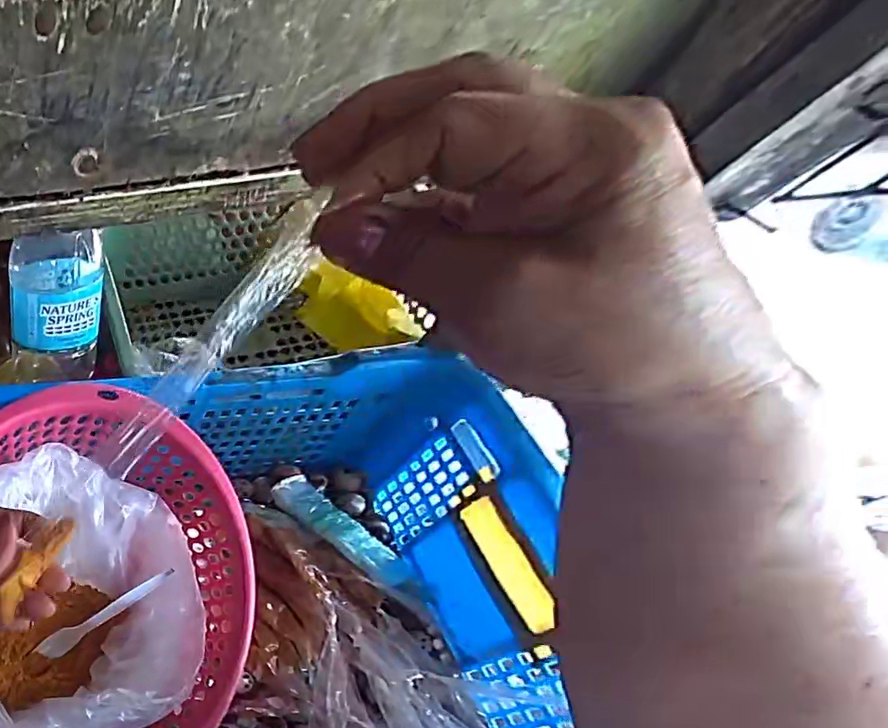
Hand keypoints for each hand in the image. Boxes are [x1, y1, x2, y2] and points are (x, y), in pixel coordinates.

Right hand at [293, 53, 789, 413]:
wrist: (672, 380)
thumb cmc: (604, 338)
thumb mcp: (497, 297)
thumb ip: (410, 254)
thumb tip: (332, 228)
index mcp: (587, 142)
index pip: (455, 122)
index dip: (376, 163)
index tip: (324, 219)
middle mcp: (578, 134)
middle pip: (462, 93)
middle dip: (376, 121)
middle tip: (308, 160)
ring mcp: (557, 167)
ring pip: (460, 127)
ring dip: (388, 145)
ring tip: (326, 175)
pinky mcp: (534, 204)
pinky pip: (460, 179)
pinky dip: (406, 188)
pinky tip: (370, 211)